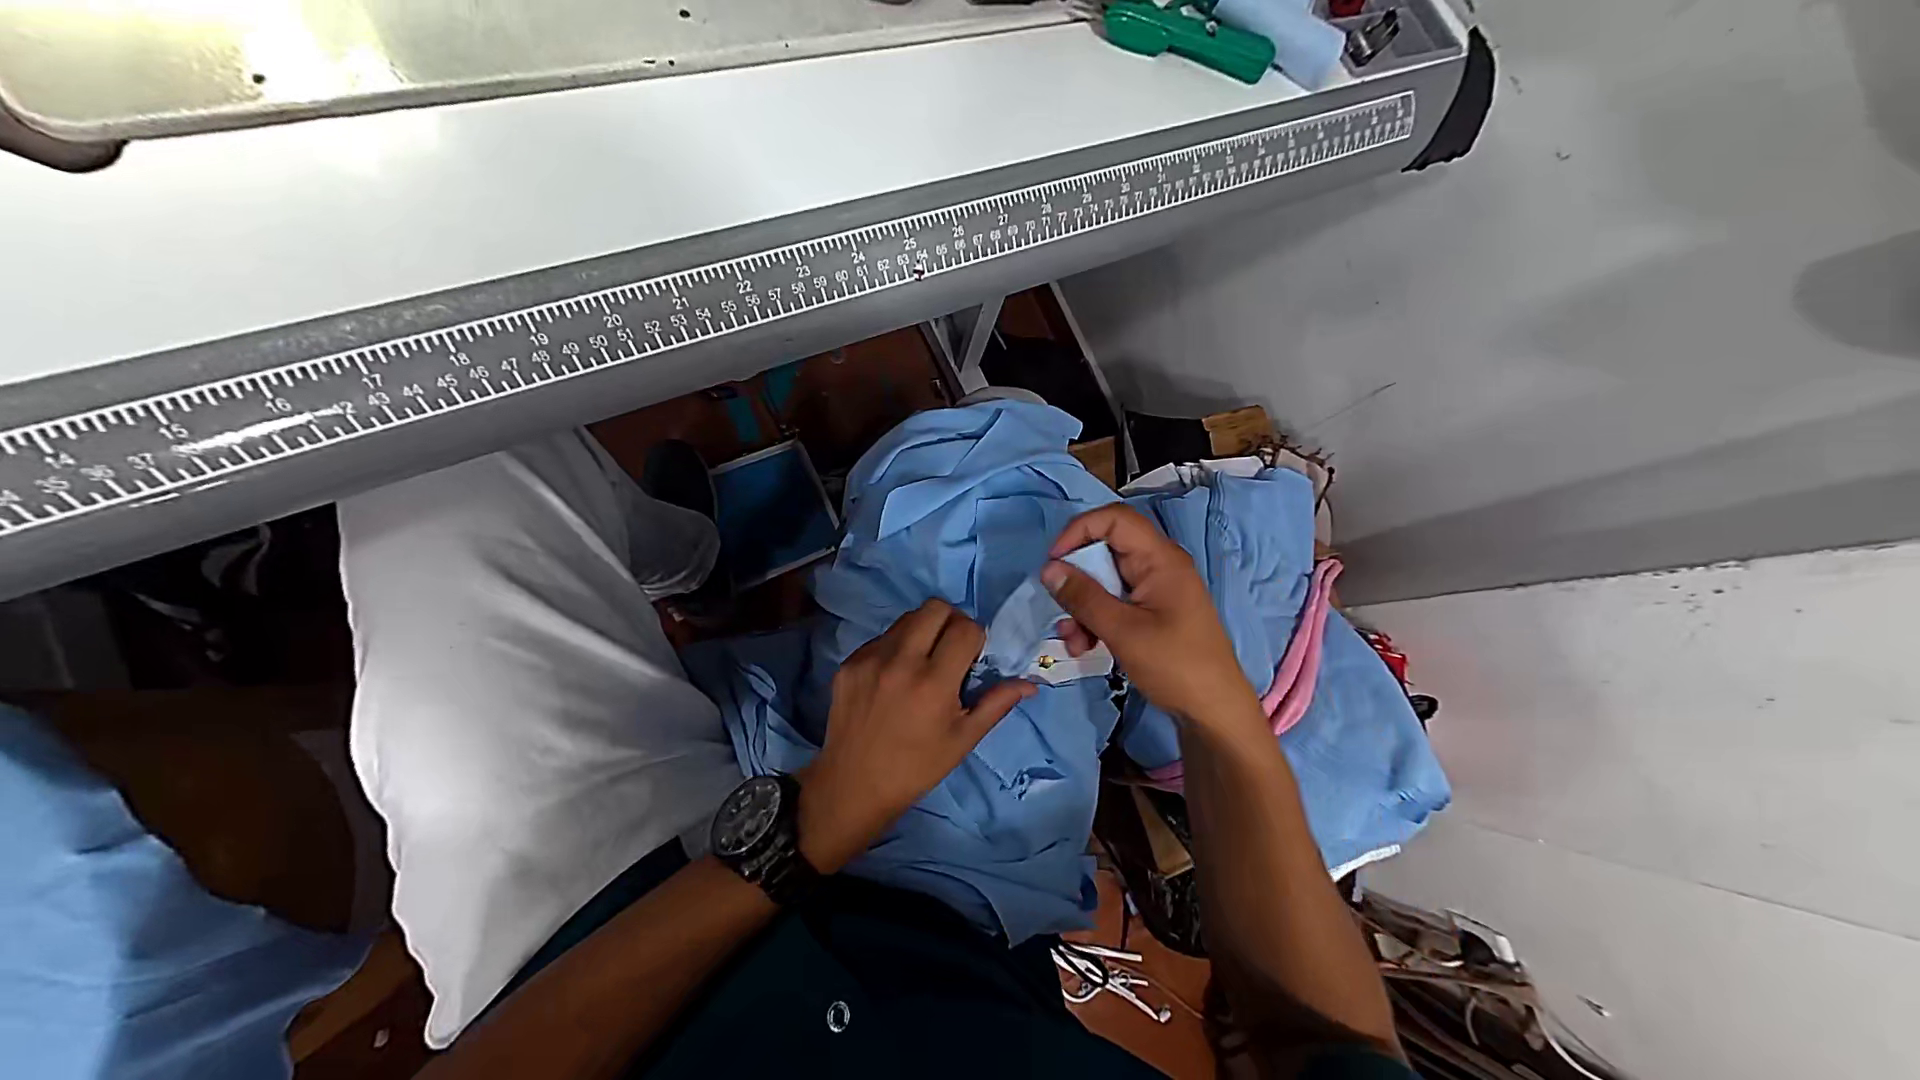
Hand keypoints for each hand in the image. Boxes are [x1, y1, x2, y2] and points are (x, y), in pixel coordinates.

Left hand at [798, 599, 1034, 872]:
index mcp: (933, 683)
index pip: (966, 629)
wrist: (854, 785)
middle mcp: (900, 661)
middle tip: (951, 648)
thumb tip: (1030, 684)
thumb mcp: (963, 739)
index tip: (972, 658)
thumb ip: (996, 703)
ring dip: (923, 631)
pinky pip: (881, 638)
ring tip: (922, 663)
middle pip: (935, 608)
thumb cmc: (917, 767)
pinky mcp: (849, 663)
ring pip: (907, 618)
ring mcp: (870, 659)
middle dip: (952, 621)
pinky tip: (894, 678)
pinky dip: (896, 647)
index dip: (976, 638)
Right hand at [1042, 505, 1260, 733]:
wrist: (1214, 711)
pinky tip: (1085, 646)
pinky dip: (1094, 620)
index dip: (1079, 531)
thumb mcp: (1122, 631)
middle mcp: (1157, 566)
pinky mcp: (1150, 611)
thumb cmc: (1175, 666)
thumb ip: (1083, 597)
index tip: (1054, 561)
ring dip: (1081, 607)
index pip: (1114, 519)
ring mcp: (1154, 589)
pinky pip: (1112, 602)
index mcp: (1160, 559)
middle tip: (1060, 611)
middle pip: (1104, 551)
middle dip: (1076, 580)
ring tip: (1074, 642)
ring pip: (1103, 580)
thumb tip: (1048, 569)